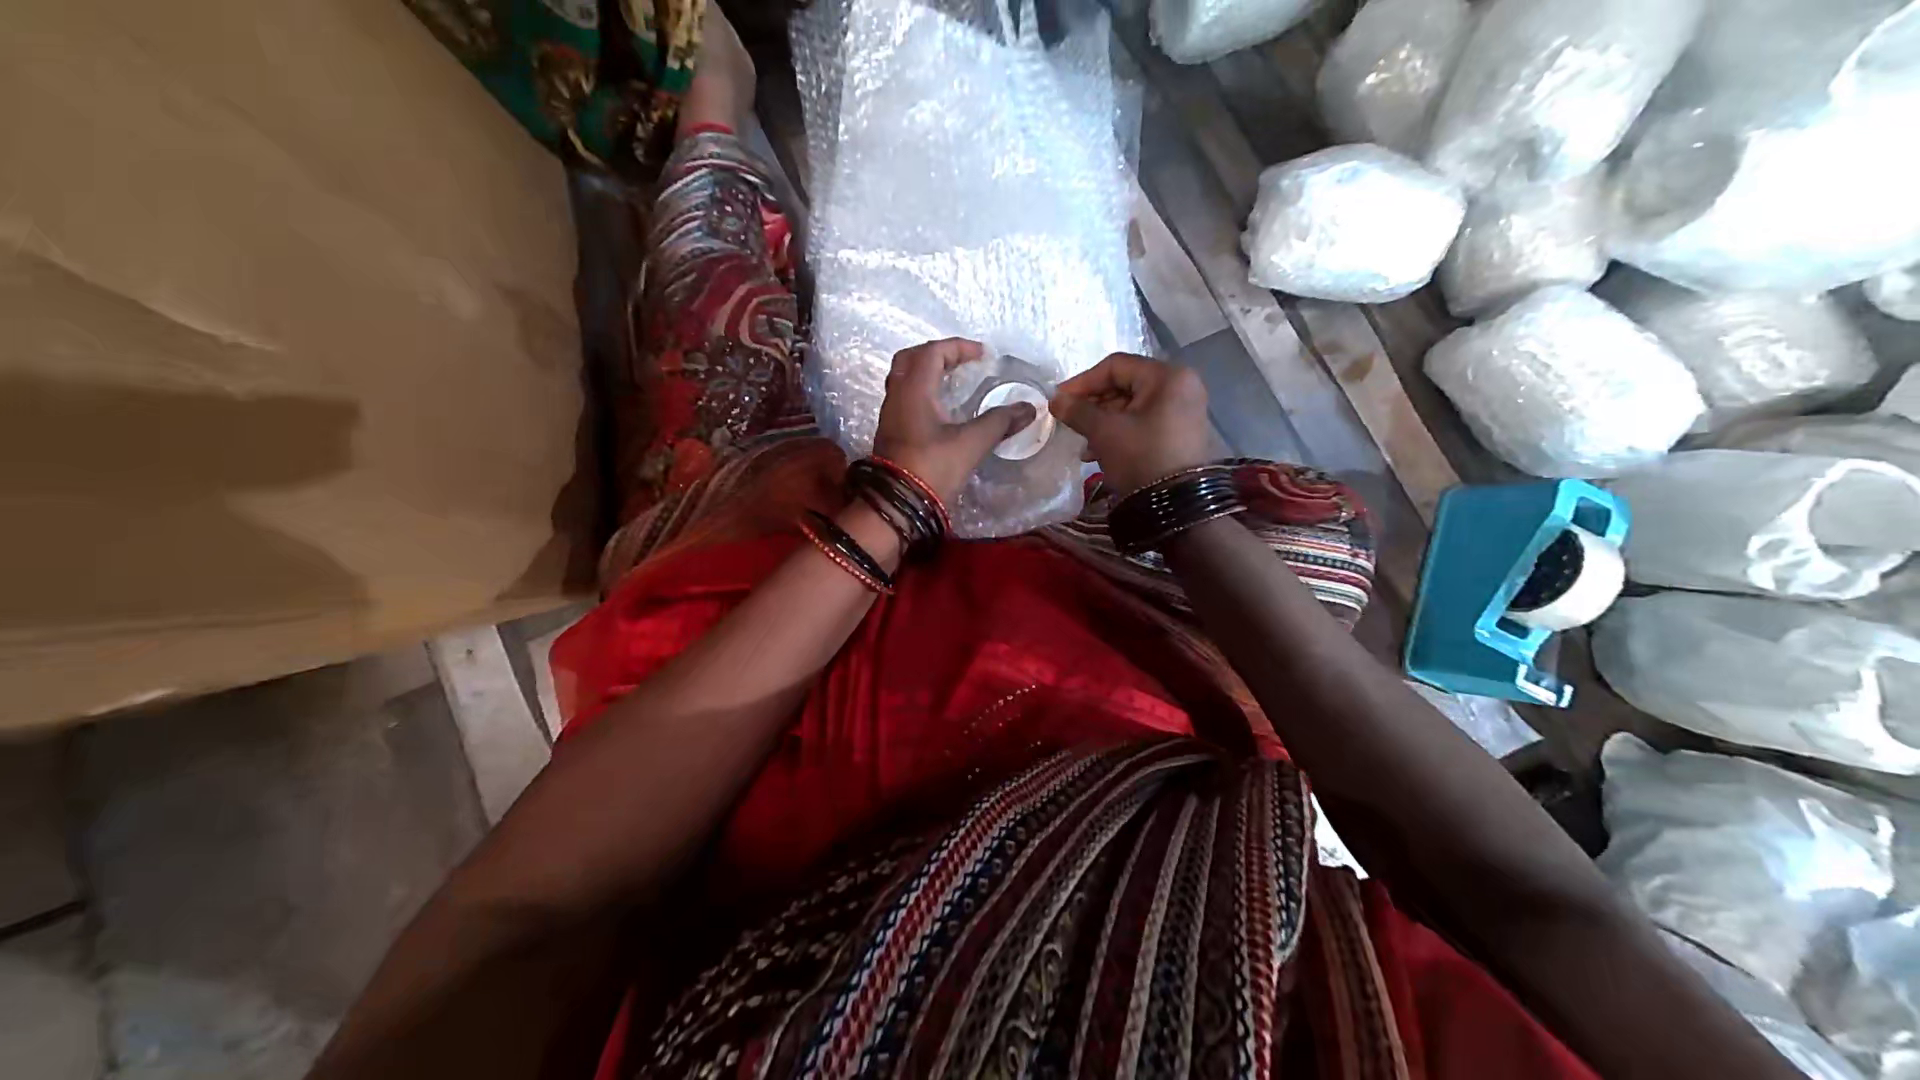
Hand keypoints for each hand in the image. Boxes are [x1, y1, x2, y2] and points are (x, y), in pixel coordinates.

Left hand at [871, 338, 1038, 504]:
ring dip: (928, 372)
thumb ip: (999, 422)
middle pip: (912, 358)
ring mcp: (890, 414)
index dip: (958, 347)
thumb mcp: (971, 443)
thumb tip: (1029, 409)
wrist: (898, 506)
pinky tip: (942, 407)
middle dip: (938, 354)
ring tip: (954, 381)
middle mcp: (897, 395)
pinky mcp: (890, 431)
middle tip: (963, 362)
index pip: (933, 352)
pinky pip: (904, 396)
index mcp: (914, 389)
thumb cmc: (932, 468)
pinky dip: (923, 390)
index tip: (982, 355)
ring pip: (905, 378)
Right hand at [1050, 353, 1212, 494]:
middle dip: (1093, 404)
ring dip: (1102, 421)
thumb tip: (1055, 400)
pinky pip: (1143, 422)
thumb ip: (1078, 411)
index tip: (1059, 400)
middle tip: (1069, 420)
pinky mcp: (1180, 432)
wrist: (1177, 505)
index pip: (1115, 366)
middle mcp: (1180, 386)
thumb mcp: (1105, 432)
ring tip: (1082, 442)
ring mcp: (1183, 410)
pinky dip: (1119, 432)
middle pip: (1125, 385)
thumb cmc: (1141, 457)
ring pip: (1132, 406)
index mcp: (1167, 376)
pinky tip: (1098, 452)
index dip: (1082, 382)